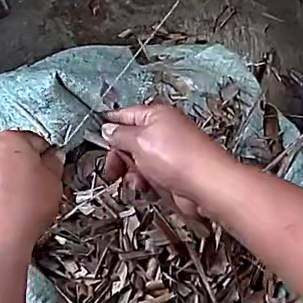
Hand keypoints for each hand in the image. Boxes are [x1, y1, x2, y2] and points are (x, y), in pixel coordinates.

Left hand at [0, 130, 63, 253]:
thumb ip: (54, 163)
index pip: (35, 138)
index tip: (50, 166)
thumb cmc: (22, 212)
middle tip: (36, 183)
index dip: (46, 154)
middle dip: (23, 163)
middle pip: (10, 150)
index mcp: (10, 141)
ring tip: (19, 198)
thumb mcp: (54, 183)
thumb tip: (53, 158)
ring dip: (5, 176)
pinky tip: (3, 205)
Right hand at [102, 104, 237, 217]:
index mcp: (156, 116)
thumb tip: (108, 129)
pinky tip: (147, 187)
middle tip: (114, 167)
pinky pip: (150, 178)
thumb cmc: (182, 159)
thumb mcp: (139, 141)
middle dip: (119, 155)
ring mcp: (168, 155)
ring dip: (132, 173)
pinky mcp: (172, 175)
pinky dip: (145, 184)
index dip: (110, 126)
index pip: (125, 115)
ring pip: (137, 163)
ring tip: (137, 179)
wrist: (205, 186)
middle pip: (129, 142)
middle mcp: (164, 133)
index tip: (97, 137)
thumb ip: (119, 135)